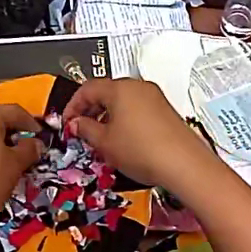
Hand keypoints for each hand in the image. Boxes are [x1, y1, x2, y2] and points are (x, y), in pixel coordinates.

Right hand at [62, 79, 221, 191]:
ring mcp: (155, 98)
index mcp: (120, 88)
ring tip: (102, 140)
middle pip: (107, 92)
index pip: (87, 88)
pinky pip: (139, 110)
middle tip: (82, 130)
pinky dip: (126, 121)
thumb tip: (78, 124)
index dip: (73, 105)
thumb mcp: (104, 142)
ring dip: (108, 117)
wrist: (183, 164)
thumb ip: (85, 129)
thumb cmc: (144, 150)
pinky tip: (124, 142)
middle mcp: (139, 87)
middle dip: (91, 111)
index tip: (68, 121)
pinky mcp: (165, 112)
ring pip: (124, 101)